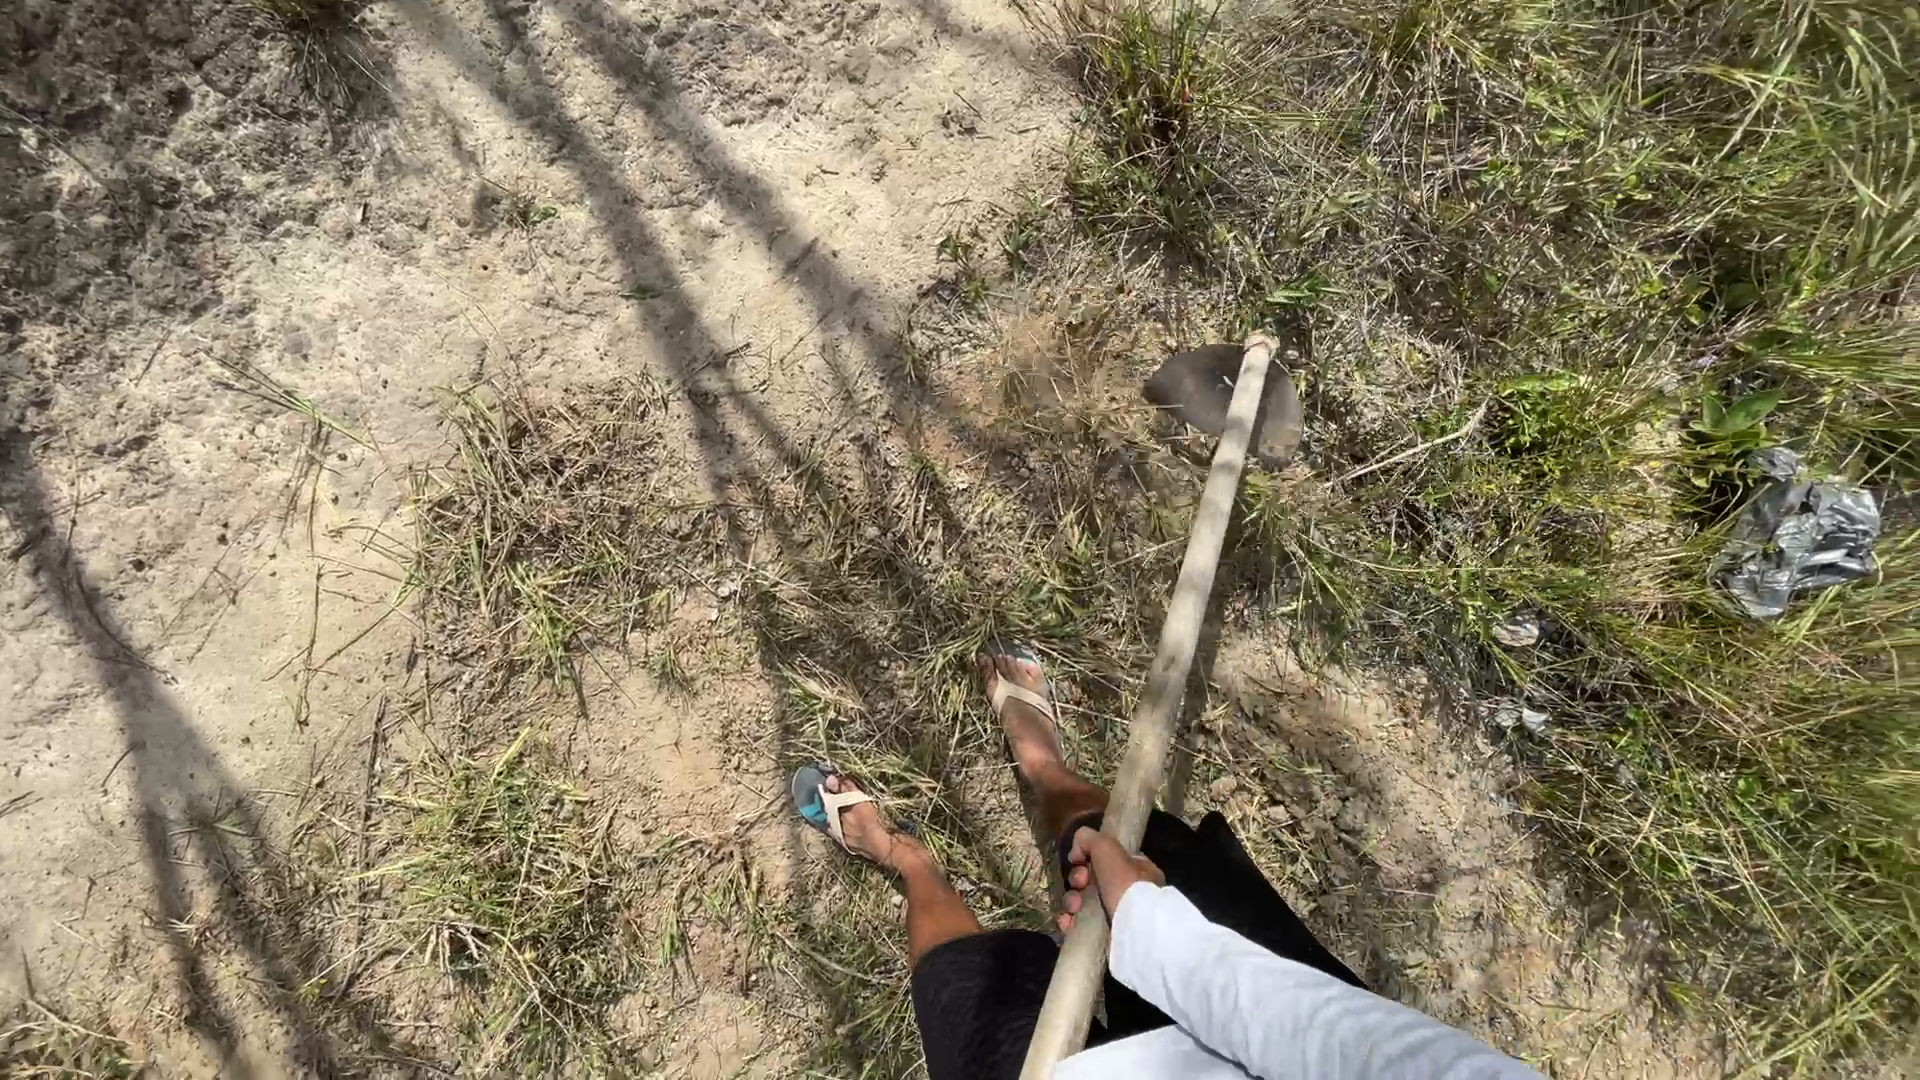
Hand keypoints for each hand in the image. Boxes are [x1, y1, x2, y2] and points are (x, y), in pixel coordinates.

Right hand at [1058, 826, 1163, 933]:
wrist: (1136, 932)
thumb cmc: (1126, 884)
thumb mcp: (1108, 848)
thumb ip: (1089, 839)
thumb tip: (1076, 849)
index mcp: (1139, 870)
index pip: (1108, 859)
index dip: (1089, 857)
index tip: (1080, 860)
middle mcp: (1131, 893)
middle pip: (1092, 880)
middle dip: (1078, 879)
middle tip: (1079, 883)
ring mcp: (1118, 917)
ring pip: (1084, 902)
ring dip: (1072, 901)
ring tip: (1074, 906)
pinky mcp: (1106, 938)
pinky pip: (1082, 925)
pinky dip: (1071, 921)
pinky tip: (1067, 921)